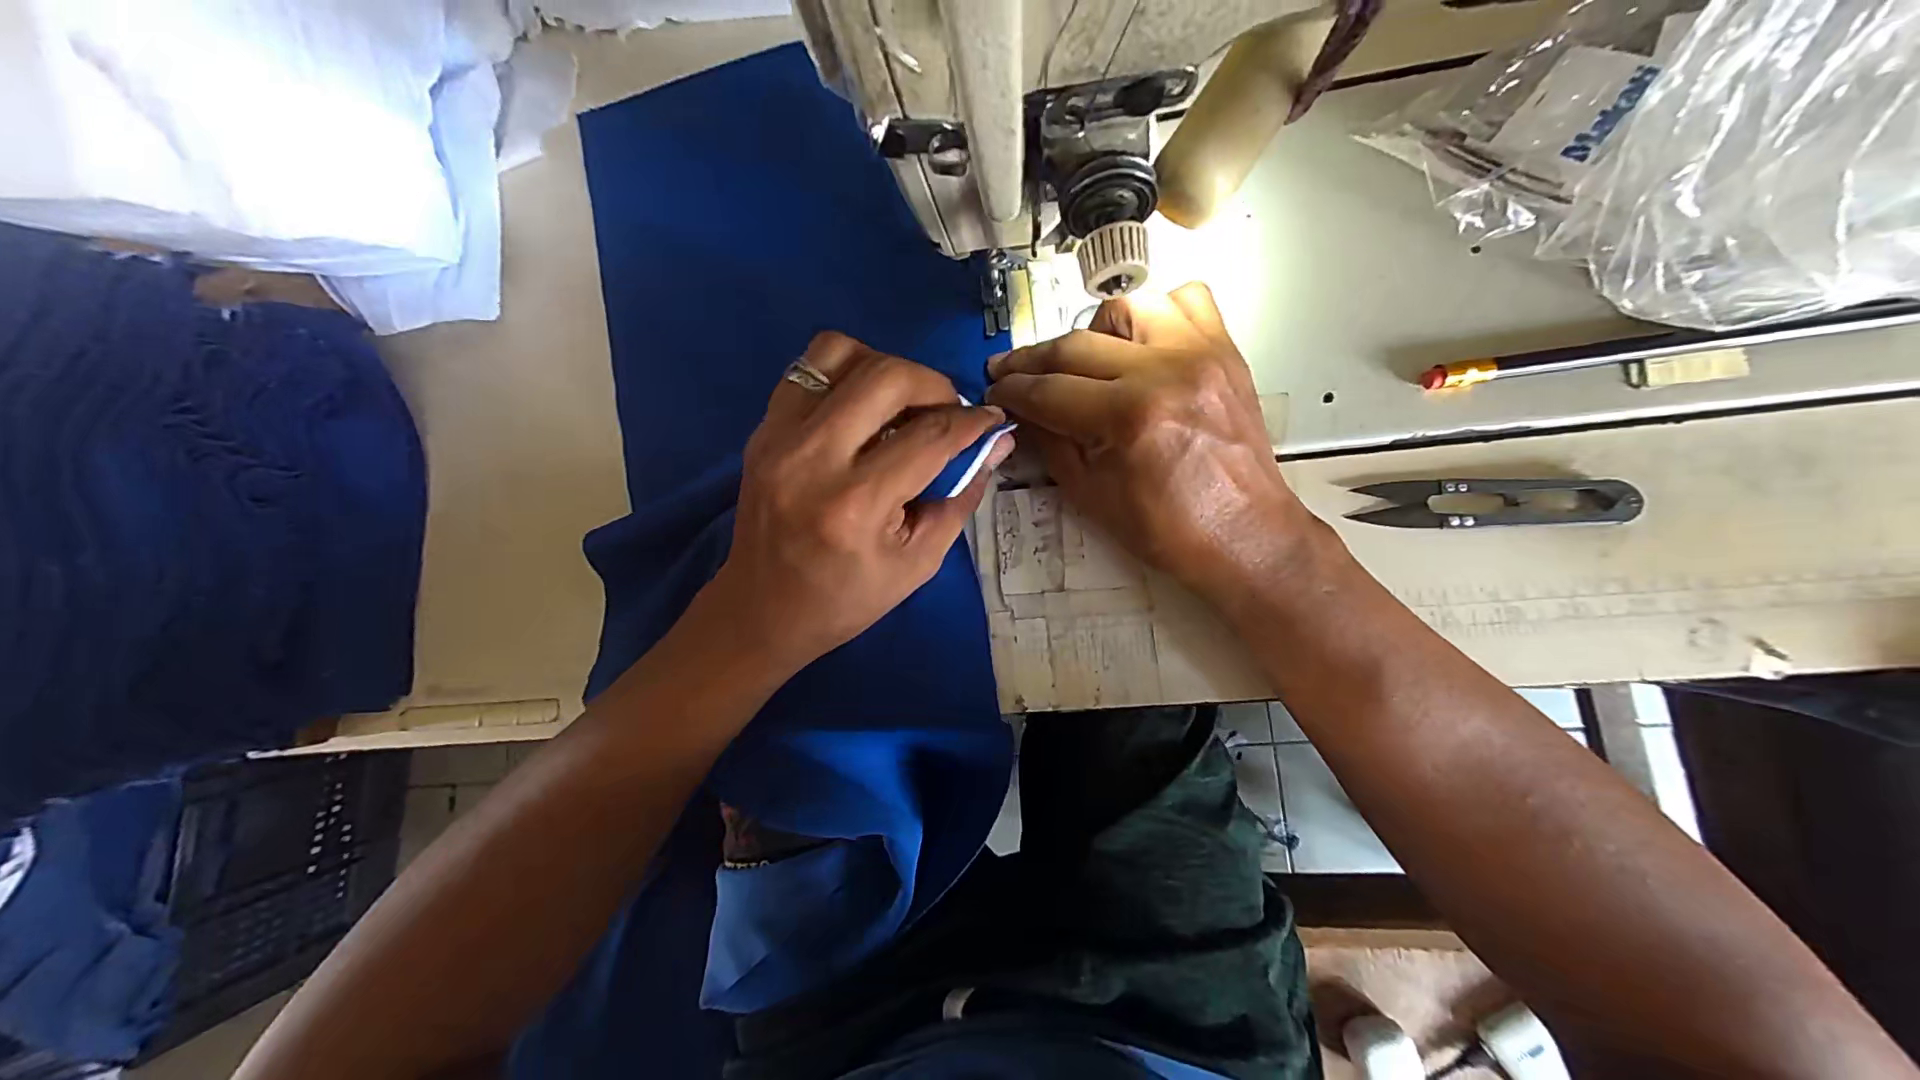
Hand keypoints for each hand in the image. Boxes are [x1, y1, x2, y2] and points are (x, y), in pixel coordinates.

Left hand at [706, 331, 1013, 674]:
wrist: (761, 610)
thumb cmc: (846, 599)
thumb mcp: (918, 563)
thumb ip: (959, 497)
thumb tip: (994, 442)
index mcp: (857, 504)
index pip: (930, 435)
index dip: (973, 421)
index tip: (992, 420)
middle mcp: (813, 458)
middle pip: (887, 376)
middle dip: (934, 384)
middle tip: (948, 411)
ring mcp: (778, 437)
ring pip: (840, 352)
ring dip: (885, 368)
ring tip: (901, 403)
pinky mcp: (761, 430)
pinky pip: (808, 369)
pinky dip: (845, 374)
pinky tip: (862, 408)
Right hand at [985, 282, 1323, 601]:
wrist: (1243, 535)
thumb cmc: (1169, 530)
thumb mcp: (1090, 495)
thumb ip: (1050, 443)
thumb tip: (1022, 410)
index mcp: (1129, 417)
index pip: (1049, 389)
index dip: (1012, 391)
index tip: (995, 391)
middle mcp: (1164, 372)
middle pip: (1076, 345)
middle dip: (1032, 360)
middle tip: (1012, 373)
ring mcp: (1200, 354)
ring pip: (1127, 307)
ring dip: (1093, 331)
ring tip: (1084, 360)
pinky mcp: (1224, 351)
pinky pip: (1187, 301)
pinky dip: (1155, 315)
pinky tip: (1141, 344)